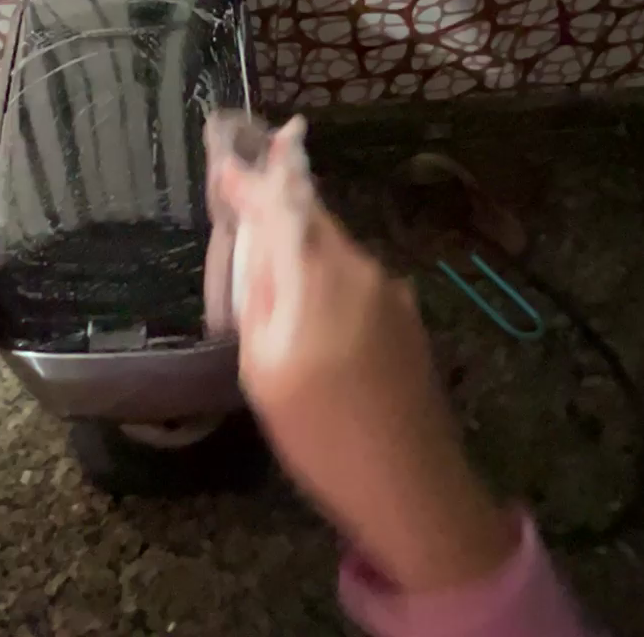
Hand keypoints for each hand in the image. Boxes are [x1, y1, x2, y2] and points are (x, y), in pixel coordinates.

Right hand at [220, 121, 518, 591]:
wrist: (415, 487)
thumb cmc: (320, 432)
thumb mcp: (263, 366)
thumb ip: (257, 291)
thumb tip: (254, 237)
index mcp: (318, 276)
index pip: (282, 202)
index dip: (253, 178)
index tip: (228, 156)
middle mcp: (359, 268)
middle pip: (311, 218)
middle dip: (276, 205)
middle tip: (243, 203)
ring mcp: (389, 290)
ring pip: (332, 248)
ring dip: (299, 247)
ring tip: (273, 278)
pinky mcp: (406, 314)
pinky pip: (353, 276)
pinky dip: (324, 275)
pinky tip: (314, 315)